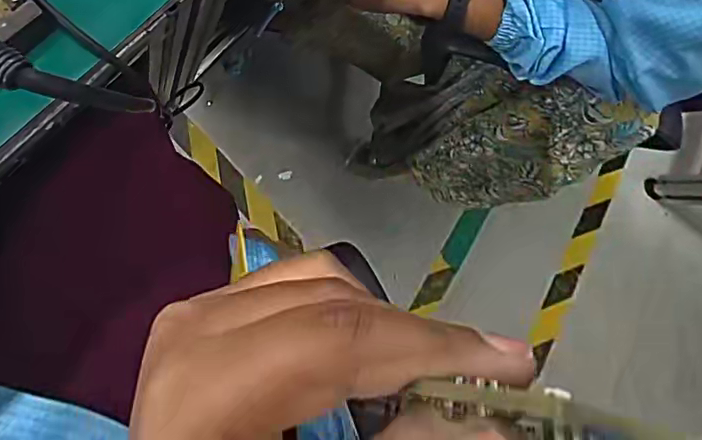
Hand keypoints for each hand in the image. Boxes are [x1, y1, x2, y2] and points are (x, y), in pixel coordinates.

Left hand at [129, 250, 536, 439]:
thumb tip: (488, 422)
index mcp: (208, 384)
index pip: (337, 337)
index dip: (430, 345)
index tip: (510, 358)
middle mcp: (194, 325)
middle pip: (329, 298)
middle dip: (411, 333)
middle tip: (480, 366)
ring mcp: (190, 312)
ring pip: (310, 280)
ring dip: (376, 319)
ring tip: (422, 363)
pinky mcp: (196, 313)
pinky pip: (284, 291)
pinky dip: (334, 316)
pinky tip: (362, 353)